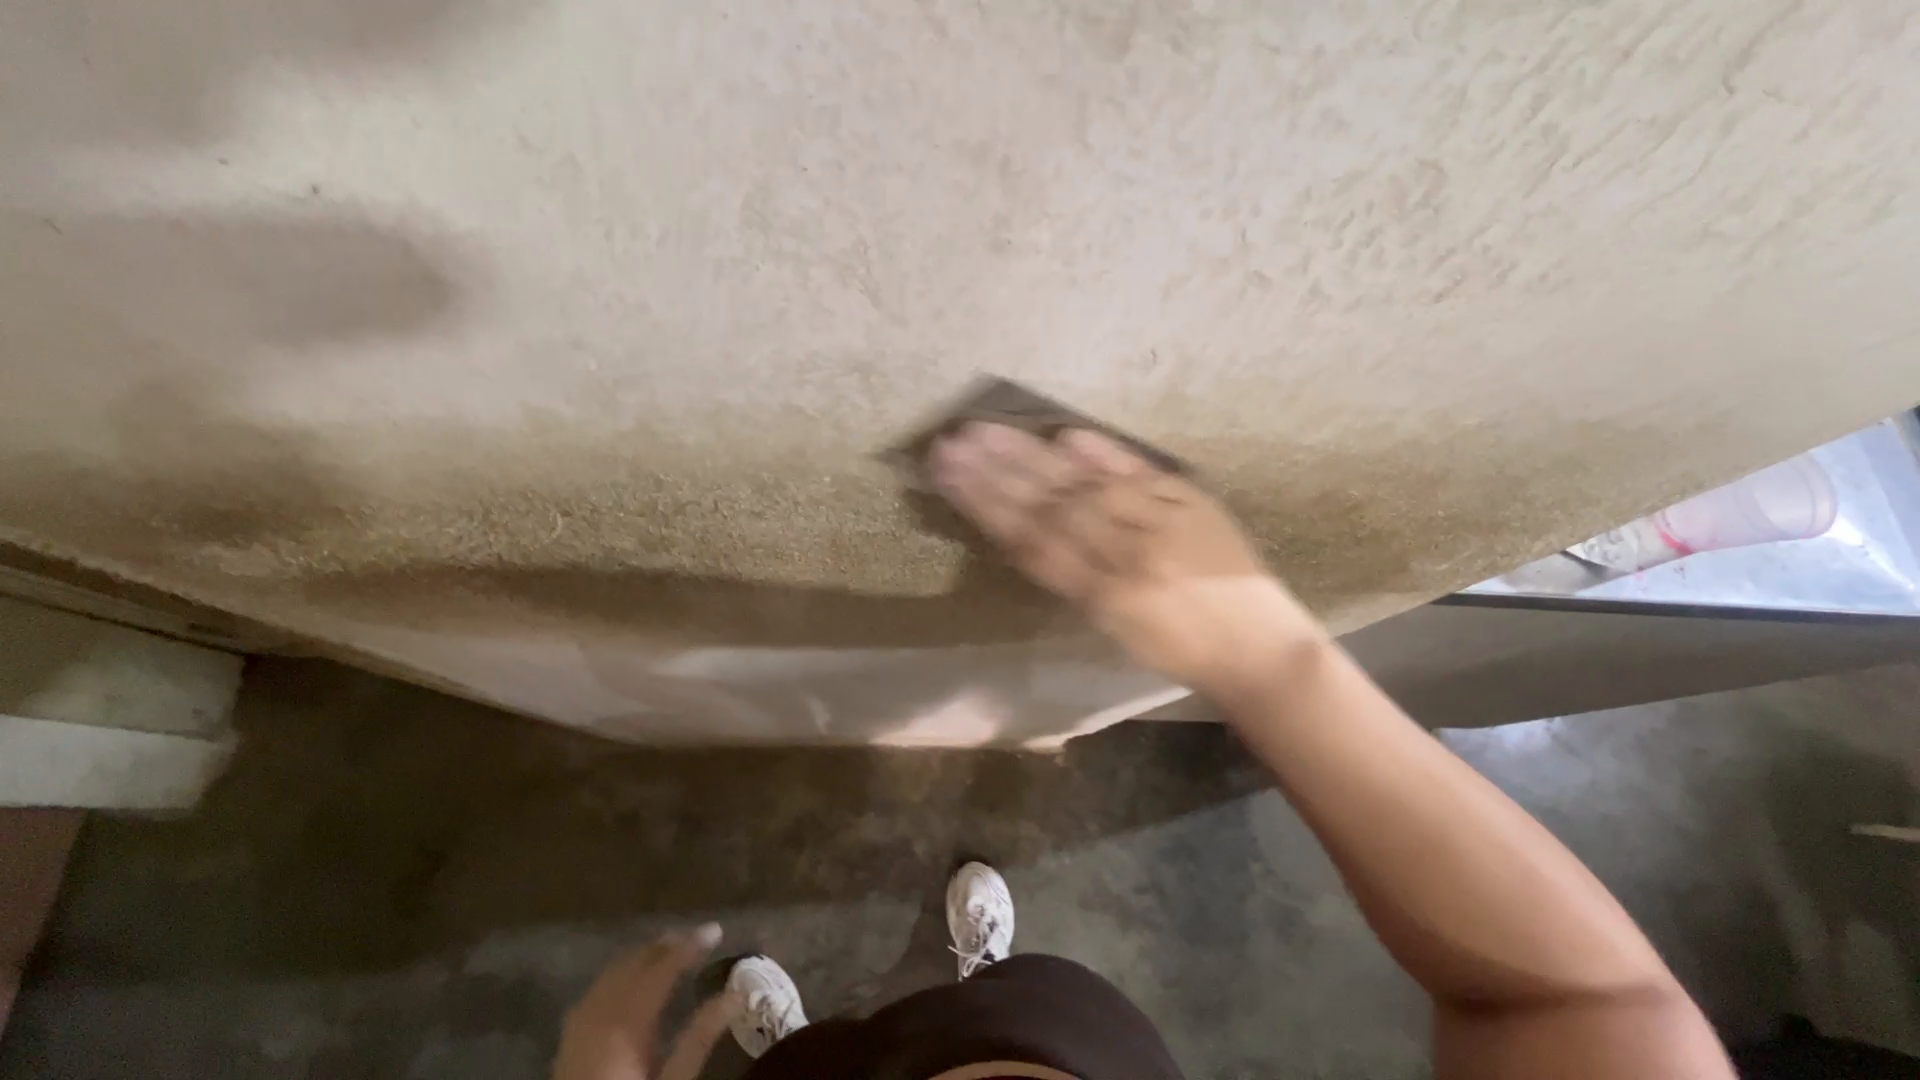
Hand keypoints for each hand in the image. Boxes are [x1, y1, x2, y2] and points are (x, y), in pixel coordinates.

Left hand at [552, 925, 732, 1079]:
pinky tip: (633, 979)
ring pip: (615, 970)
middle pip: (636, 962)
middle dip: (667, 945)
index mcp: (627, 1023)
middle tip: (697, 939)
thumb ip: (701, 1037)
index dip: (690, 945)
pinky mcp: (569, 1036)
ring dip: (644, 956)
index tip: (715, 931)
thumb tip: (735, 995)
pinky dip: (622, 972)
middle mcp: (600, 1012)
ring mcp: (580, 1022)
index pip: (663, 968)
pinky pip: (598, 987)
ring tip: (671, 952)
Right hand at [930, 422, 1324, 698]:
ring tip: (986, 430)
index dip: (984, 505)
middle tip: (951, 441)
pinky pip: (1140, 474)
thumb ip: (1067, 577)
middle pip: (1050, 506)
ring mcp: (1163, 522)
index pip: (1031, 540)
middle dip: (996, 473)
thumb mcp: (1113, 627)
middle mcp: (1127, 554)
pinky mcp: (1194, 502)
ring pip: (1086, 486)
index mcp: (1103, 594)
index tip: (946, 473)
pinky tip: (1066, 434)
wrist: (1258, 649)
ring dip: (1033, 456)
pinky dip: (1102, 453)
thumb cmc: (1178, 649)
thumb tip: (1020, 530)